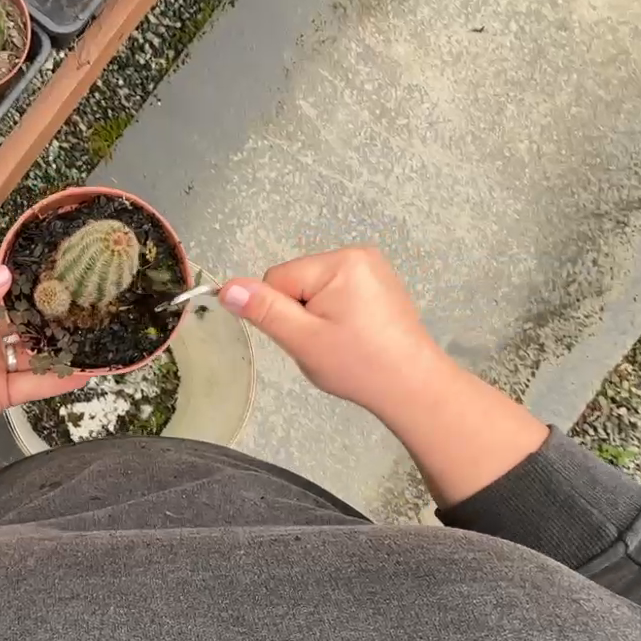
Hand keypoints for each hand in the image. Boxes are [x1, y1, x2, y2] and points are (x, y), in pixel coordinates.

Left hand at [0, 259, 90, 522]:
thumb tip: (3, 270)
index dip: (18, 258)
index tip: (49, 243)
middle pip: (18, 310)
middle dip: (47, 301)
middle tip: (85, 288)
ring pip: (30, 346)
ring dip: (56, 341)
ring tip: (91, 328)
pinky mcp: (0, 390)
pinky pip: (34, 381)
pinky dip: (56, 378)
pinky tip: (83, 371)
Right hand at [218, 248, 450, 416]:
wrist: (413, 386)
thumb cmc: (358, 365)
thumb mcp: (303, 340)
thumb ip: (263, 310)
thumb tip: (227, 287)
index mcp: (339, 263)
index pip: (276, 279)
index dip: (280, 313)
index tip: (306, 336)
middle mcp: (357, 254)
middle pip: (294, 281)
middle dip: (299, 313)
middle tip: (323, 343)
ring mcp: (371, 267)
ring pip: (311, 289)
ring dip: (314, 316)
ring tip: (338, 341)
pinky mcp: (377, 282)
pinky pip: (333, 292)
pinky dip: (333, 314)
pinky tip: (350, 335)